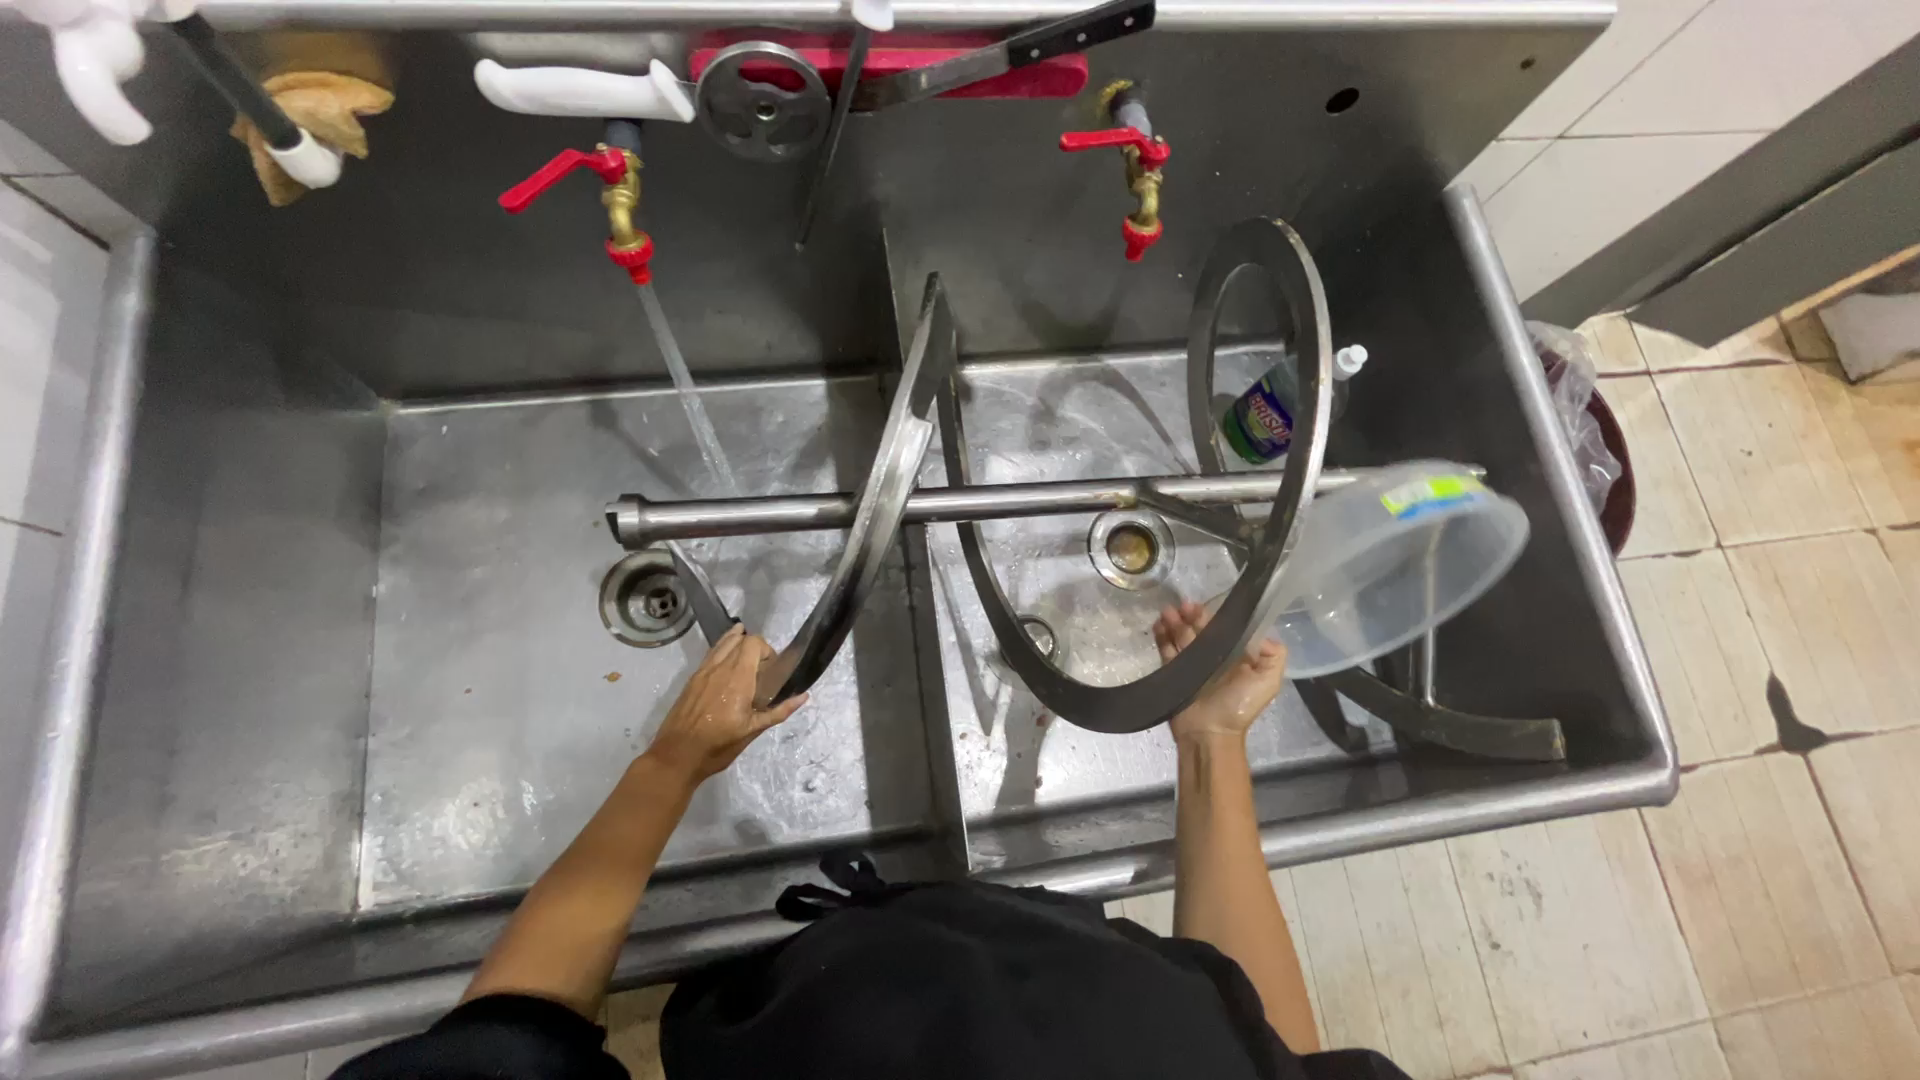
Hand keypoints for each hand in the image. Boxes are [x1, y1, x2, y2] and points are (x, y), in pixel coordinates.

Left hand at [644, 625, 807, 783]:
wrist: (677, 756)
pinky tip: (728, 666)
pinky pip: (711, 654)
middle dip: (755, 647)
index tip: (772, 669)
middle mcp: (720, 668)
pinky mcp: (692, 679)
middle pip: (739, 639)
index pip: (753, 643)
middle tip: (761, 668)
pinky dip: (722, 651)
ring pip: (722, 643)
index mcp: (738, 678)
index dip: (766, 650)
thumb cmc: (718, 745)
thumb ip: (779, 711)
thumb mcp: (752, 731)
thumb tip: (804, 696)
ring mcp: (703, 672)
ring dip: (737, 643)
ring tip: (746, 658)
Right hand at [1153, 600, 1286, 744]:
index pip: (1226, 629)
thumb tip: (1259, 631)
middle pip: (1202, 630)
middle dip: (1192, 616)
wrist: (1208, 733)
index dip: (1215, 616)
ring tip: (1167, 612)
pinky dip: (1162, 636)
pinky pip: (1167, 649)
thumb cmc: (1237, 706)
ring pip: (1182, 636)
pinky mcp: (1174, 671)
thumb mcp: (1268, 682)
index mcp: (1237, 657)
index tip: (1205, 607)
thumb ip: (1273, 656)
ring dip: (1174, 622)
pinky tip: (1158, 625)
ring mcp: (1192, 663)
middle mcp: (1215, 657)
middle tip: (1183, 606)